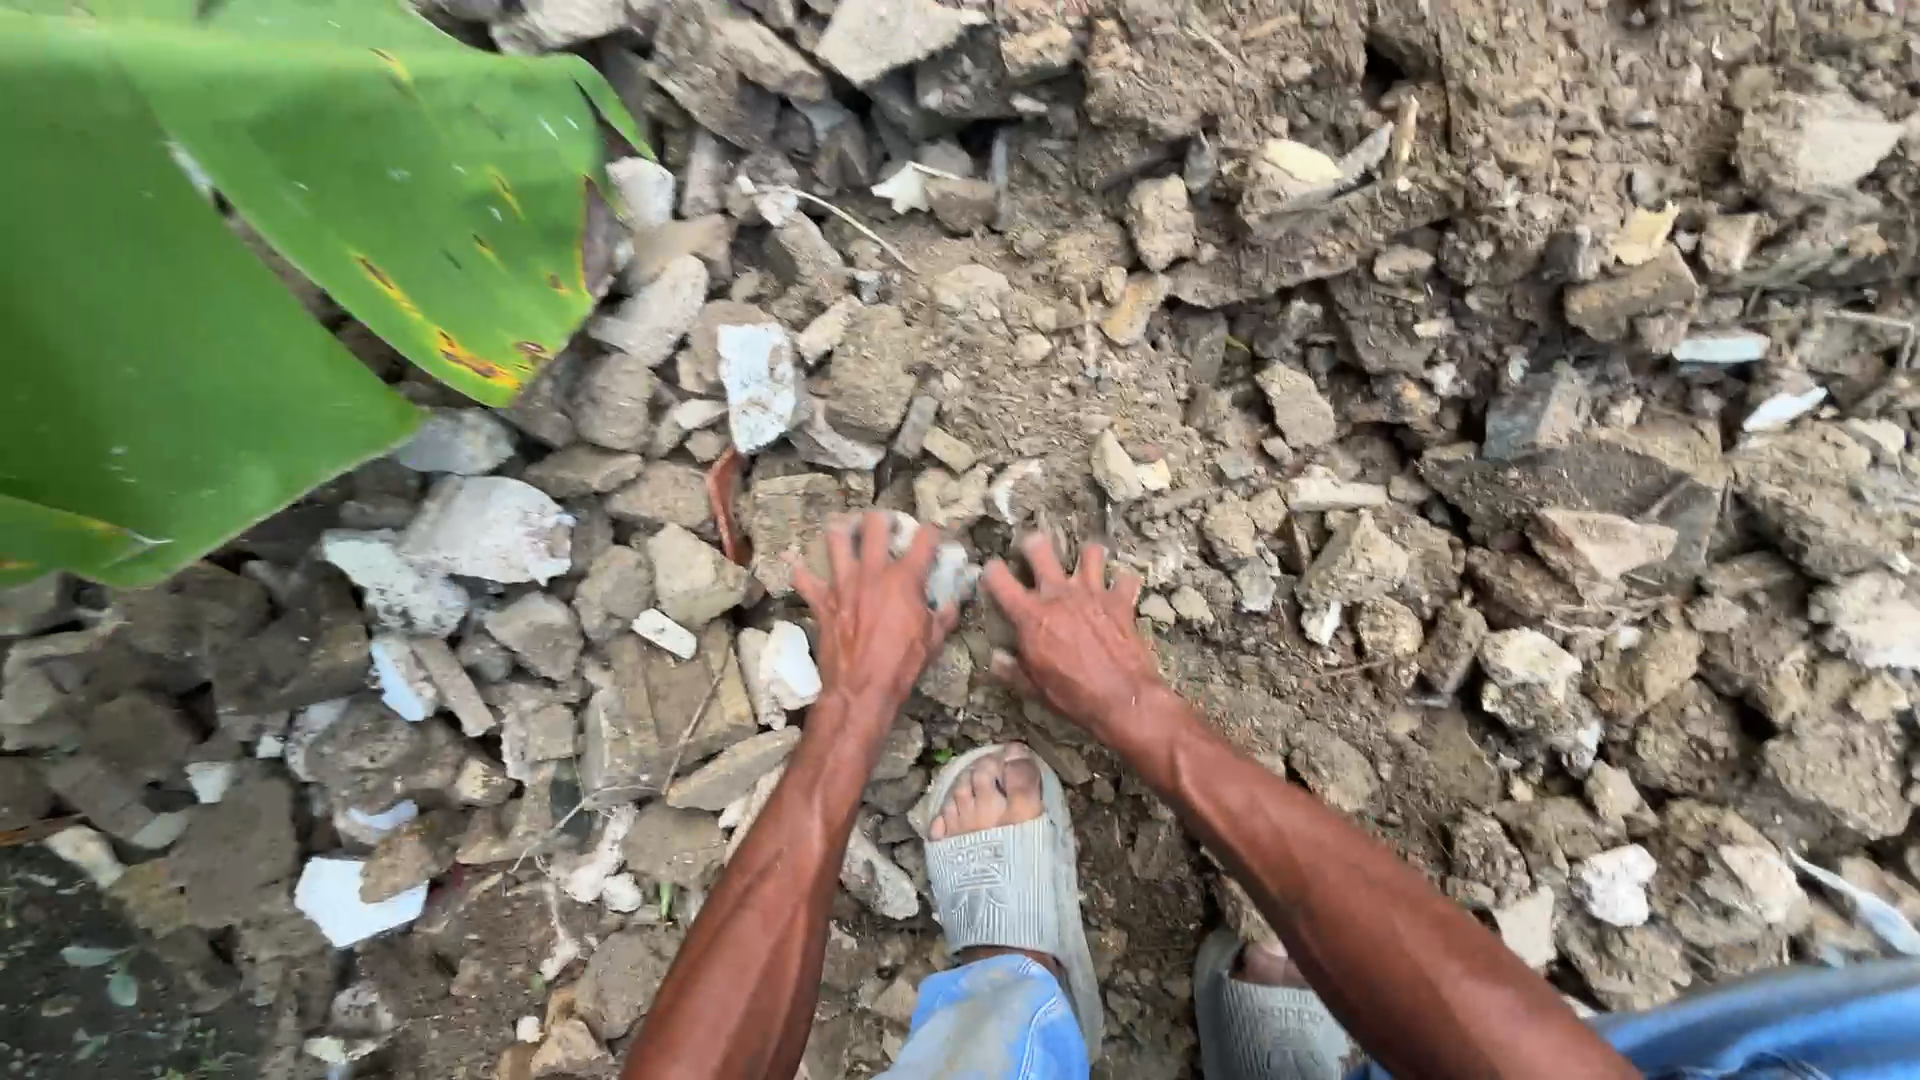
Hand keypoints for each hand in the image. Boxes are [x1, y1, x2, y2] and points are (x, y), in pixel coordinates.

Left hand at [790, 512, 960, 715]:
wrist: (862, 688)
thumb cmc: (902, 665)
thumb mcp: (934, 641)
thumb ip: (945, 616)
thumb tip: (954, 603)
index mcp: (905, 578)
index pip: (925, 539)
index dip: (933, 531)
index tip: (934, 533)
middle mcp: (873, 572)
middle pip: (875, 525)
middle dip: (881, 519)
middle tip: (884, 525)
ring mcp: (843, 584)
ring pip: (835, 540)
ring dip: (841, 532)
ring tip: (845, 532)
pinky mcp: (822, 601)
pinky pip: (805, 579)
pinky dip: (803, 573)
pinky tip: (801, 567)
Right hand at [983, 534, 1168, 739]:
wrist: (1122, 698)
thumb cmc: (1072, 695)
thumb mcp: (1033, 689)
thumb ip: (1012, 670)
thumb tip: (996, 659)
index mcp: (1030, 615)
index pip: (998, 579)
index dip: (991, 571)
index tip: (993, 573)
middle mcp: (1058, 594)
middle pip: (1039, 549)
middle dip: (1033, 545)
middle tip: (1034, 552)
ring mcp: (1092, 593)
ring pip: (1089, 552)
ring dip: (1086, 557)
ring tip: (1085, 566)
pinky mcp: (1120, 601)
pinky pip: (1125, 579)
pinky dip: (1122, 583)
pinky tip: (1120, 590)